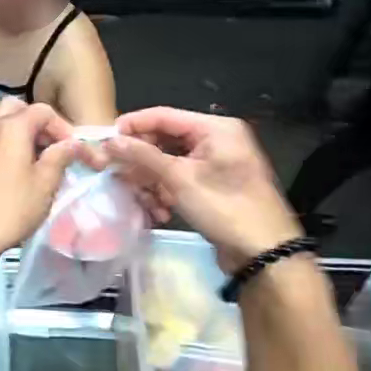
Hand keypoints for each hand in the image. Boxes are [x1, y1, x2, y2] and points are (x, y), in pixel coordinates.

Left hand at [0, 98, 76, 268]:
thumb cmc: (15, 208)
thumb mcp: (47, 182)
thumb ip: (61, 155)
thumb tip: (72, 143)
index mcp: (13, 127)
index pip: (43, 111)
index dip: (61, 126)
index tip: (72, 149)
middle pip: (14, 108)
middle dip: (34, 120)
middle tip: (48, 144)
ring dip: (10, 128)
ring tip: (24, 150)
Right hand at [90, 107, 298, 272]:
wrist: (265, 254)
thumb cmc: (225, 208)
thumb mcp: (179, 179)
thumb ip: (143, 156)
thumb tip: (109, 141)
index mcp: (215, 128)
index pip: (164, 116)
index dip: (133, 126)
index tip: (105, 139)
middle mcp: (218, 139)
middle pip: (166, 140)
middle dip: (143, 161)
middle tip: (119, 175)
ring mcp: (218, 163)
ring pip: (171, 162)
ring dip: (154, 181)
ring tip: (145, 201)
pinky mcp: (215, 185)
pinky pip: (182, 178)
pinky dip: (168, 191)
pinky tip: (161, 211)